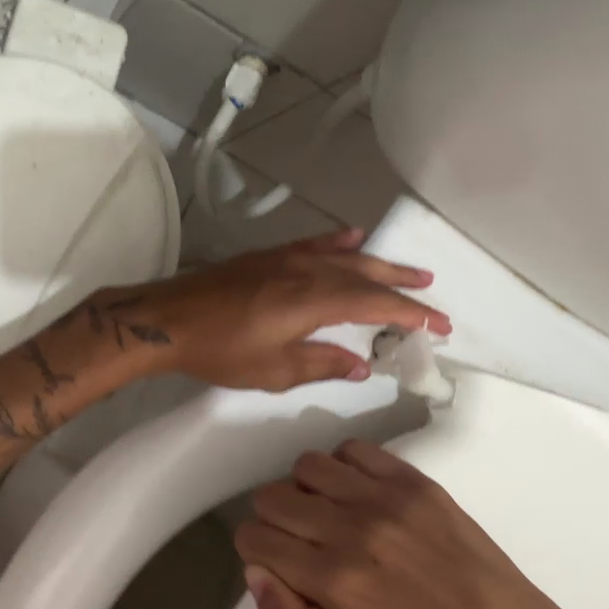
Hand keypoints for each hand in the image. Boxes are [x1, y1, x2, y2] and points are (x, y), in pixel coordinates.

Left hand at [124, 228, 449, 391]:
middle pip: (365, 275)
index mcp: (314, 300)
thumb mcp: (274, 370)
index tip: (440, 325)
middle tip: (432, 295)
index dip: (411, 314)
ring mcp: (285, 258)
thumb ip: (322, 364)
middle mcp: (307, 271)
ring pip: (344, 257)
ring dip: (378, 263)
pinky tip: (352, 238)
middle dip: (402, 286)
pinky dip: (337, 242)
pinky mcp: (266, 257)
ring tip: (409, 270)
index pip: (375, 304)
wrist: (169, 319)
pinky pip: (313, 244)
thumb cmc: (220, 350)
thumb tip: (361, 365)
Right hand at [233, 439, 608, 608]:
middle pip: (271, 496)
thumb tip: (256, 572)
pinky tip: (359, 499)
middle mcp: (355, 531)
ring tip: (331, 519)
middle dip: (275, 522)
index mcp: (335, 582)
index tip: (282, 568)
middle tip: (304, 547)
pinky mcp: (416, 483)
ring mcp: (388, 500)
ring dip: (306, 491)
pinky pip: (352, 449)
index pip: (254, 537)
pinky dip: (343, 469)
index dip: (258, 554)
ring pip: (306, 466)